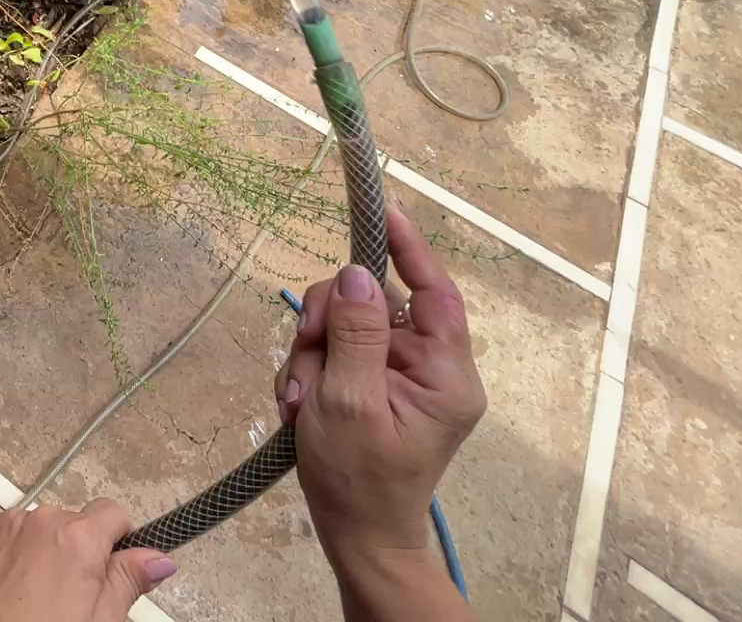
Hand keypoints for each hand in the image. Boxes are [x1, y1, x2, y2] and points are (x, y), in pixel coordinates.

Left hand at [0, 499, 178, 621]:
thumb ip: (129, 581)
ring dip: (48, 549)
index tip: (117, 568)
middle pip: (76, 522)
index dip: (120, 540)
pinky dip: (16, 548)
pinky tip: (13, 582)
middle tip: (75, 596)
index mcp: (78, 537)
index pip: (113, 512)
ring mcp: (8, 520)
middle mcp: (42, 517)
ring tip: (40, 594)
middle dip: (81, 551)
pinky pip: (11, 529)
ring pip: (43, 526)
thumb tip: (160, 557)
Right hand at [273, 205, 484, 617]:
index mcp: (443, 373)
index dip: (411, 250)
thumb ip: (354, 335)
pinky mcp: (365, 381)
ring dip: (308, 352)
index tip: (386, 210)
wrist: (353, 531)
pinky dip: (304, 368)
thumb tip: (359, 273)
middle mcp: (423, 365)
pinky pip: (327, 348)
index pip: (434, 294)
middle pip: (369, 302)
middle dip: (326, 320)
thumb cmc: (357, 475)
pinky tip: (299, 401)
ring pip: (339, 323)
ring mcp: (392, 373)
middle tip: (305, 351)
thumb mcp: (348, 401)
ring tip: (299, 397)